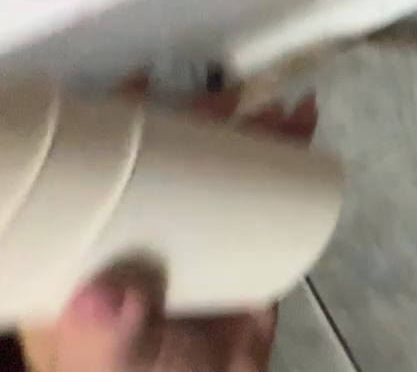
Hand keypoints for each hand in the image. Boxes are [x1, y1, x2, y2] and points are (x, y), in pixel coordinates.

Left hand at [17, 88, 318, 371]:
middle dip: (201, 117)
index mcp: (93, 245)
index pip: (100, 171)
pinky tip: (305, 121)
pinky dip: (291, 144)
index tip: (137, 88)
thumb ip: (112, 338)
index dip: (117, 127)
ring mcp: (200, 226)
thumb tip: (102, 295)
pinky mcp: (249, 228)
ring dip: (254, 125)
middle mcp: (145, 226)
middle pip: (171, 155)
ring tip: (286, 110)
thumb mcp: (122, 362)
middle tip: (230, 98)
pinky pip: (269, 176)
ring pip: (224, 159)